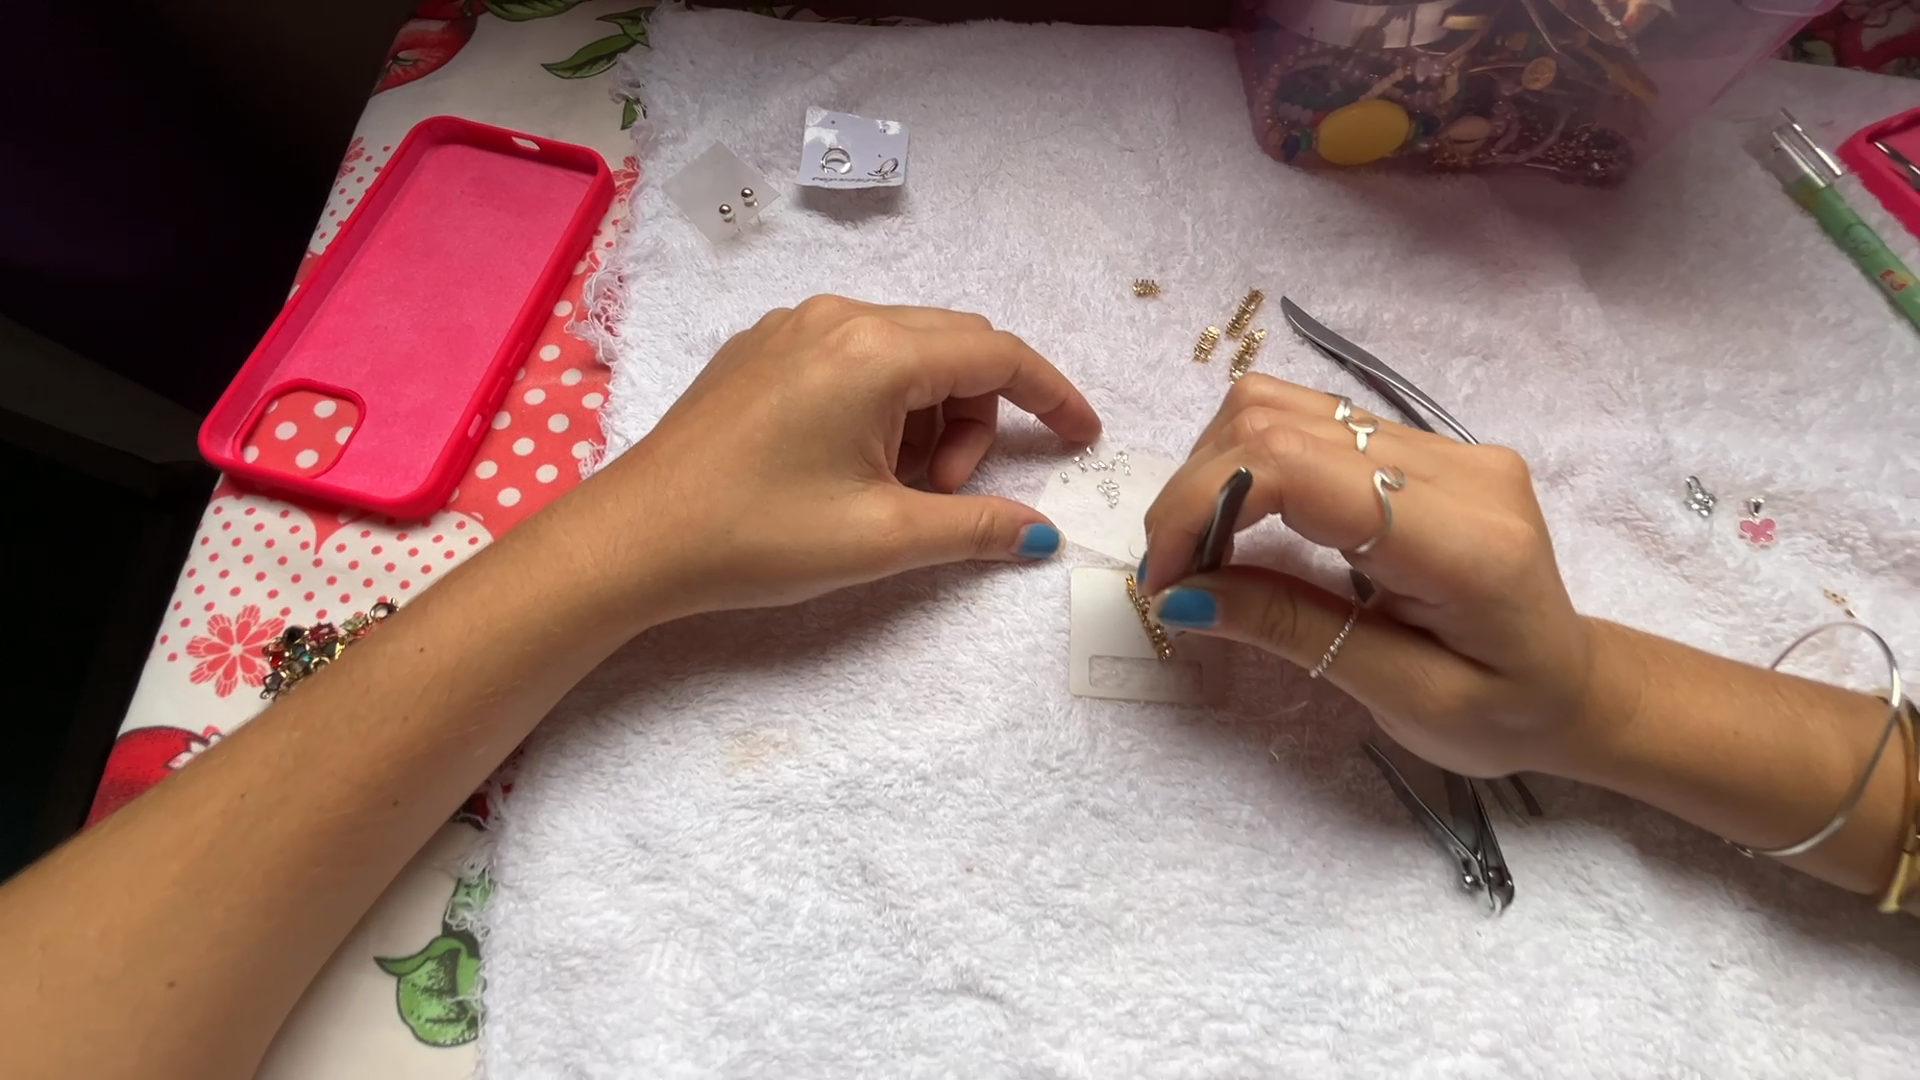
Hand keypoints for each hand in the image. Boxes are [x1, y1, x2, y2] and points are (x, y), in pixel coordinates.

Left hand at [582, 295, 1100, 622]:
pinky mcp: (765, 350)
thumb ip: (978, 527)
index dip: (1051, 395)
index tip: (1082, 436)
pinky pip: (857, 361)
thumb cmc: (761, 537)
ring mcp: (795, 327)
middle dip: (977, 420)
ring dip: (928, 418)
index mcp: (876, 352)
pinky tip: (851, 461)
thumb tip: (1043, 534)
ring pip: (906, 356)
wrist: (634, 542)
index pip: (997, 355)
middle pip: (954, 350)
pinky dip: (885, 408)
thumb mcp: (885, 538)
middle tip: (948, 491)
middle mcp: (839, 316)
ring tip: (892, 485)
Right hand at [1137, 375, 1593, 777]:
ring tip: (1198, 544)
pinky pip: (1295, 419)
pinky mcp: (1410, 441)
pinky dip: (1238, 462)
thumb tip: (1181, 595)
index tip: (1164, 576)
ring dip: (1208, 471)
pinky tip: (1234, 514)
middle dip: (1192, 495)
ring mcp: (1434, 441)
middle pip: (1272, 424)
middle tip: (1171, 571)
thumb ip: (1290, 632)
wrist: (1575, 682)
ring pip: (1273, 406)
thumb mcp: (1401, 697)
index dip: (1202, 506)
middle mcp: (1452, 464)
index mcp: (1463, 541)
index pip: (1296, 467)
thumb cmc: (1504, 712)